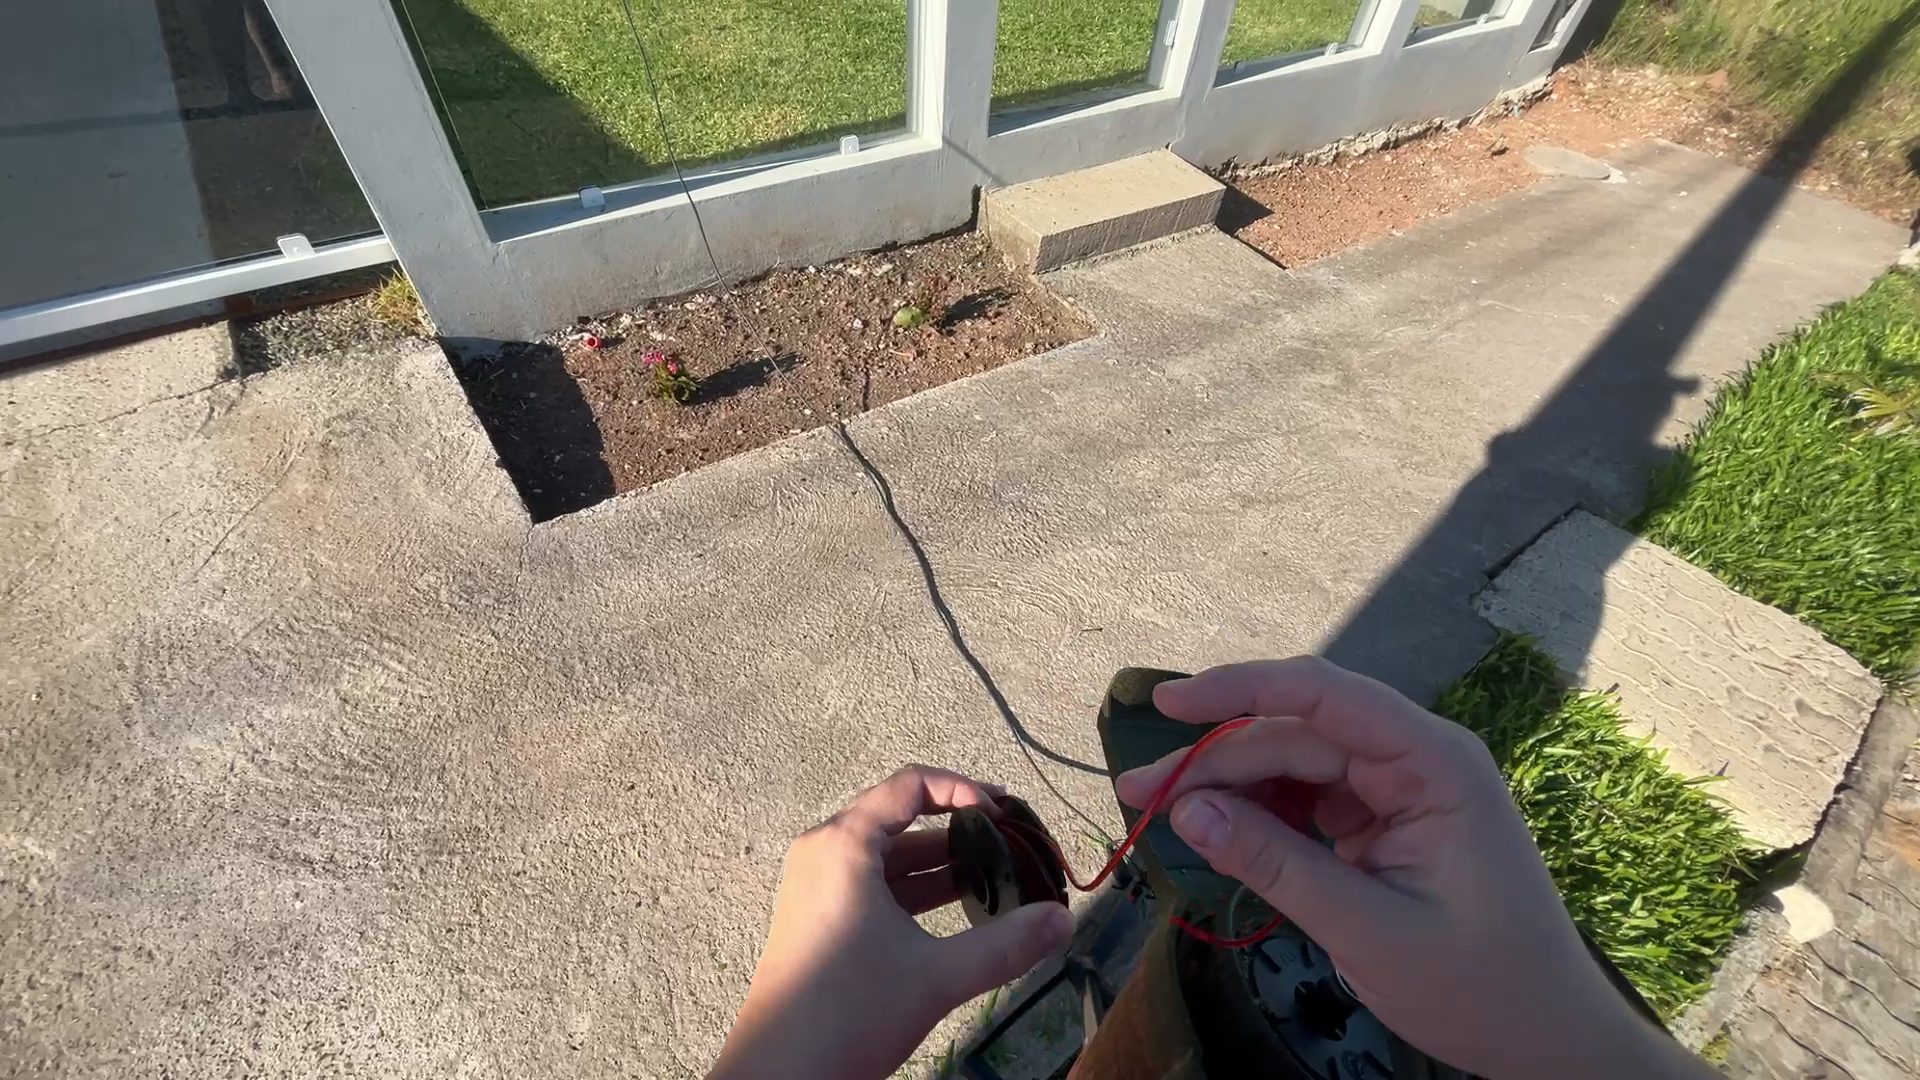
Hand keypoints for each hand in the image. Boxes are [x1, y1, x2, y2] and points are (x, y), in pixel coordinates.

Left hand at [708, 766, 1073, 1079]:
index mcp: (844, 842)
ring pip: (888, 851)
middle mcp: (825, 848)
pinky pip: (874, 879)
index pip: (910, 784)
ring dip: (938, 859)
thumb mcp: (934, 976)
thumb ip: (1005, 946)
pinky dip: (915, 885)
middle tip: (1005, 834)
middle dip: (956, 823)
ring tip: (992, 869)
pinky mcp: (818, 911)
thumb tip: (1064, 920)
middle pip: (899, 813)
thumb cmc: (850, 1012)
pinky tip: (956, 901)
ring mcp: (817, 881)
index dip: (961, 788)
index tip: (1002, 811)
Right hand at [1115, 658, 1712, 1079]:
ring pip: (1283, 758)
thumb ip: (1274, 863)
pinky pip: (1295, 790)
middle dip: (1213, 759)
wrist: (1549, 1044)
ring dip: (1224, 782)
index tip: (1167, 704)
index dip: (1238, 688)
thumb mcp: (1370, 931)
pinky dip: (1252, 808)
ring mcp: (1387, 780)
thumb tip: (1184, 810)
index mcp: (1431, 761)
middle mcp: (1406, 753)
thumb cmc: (1482, 989)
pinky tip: (1217, 826)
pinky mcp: (1369, 808)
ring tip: (1162, 808)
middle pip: (1288, 734)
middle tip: (1139, 789)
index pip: (1321, 695)